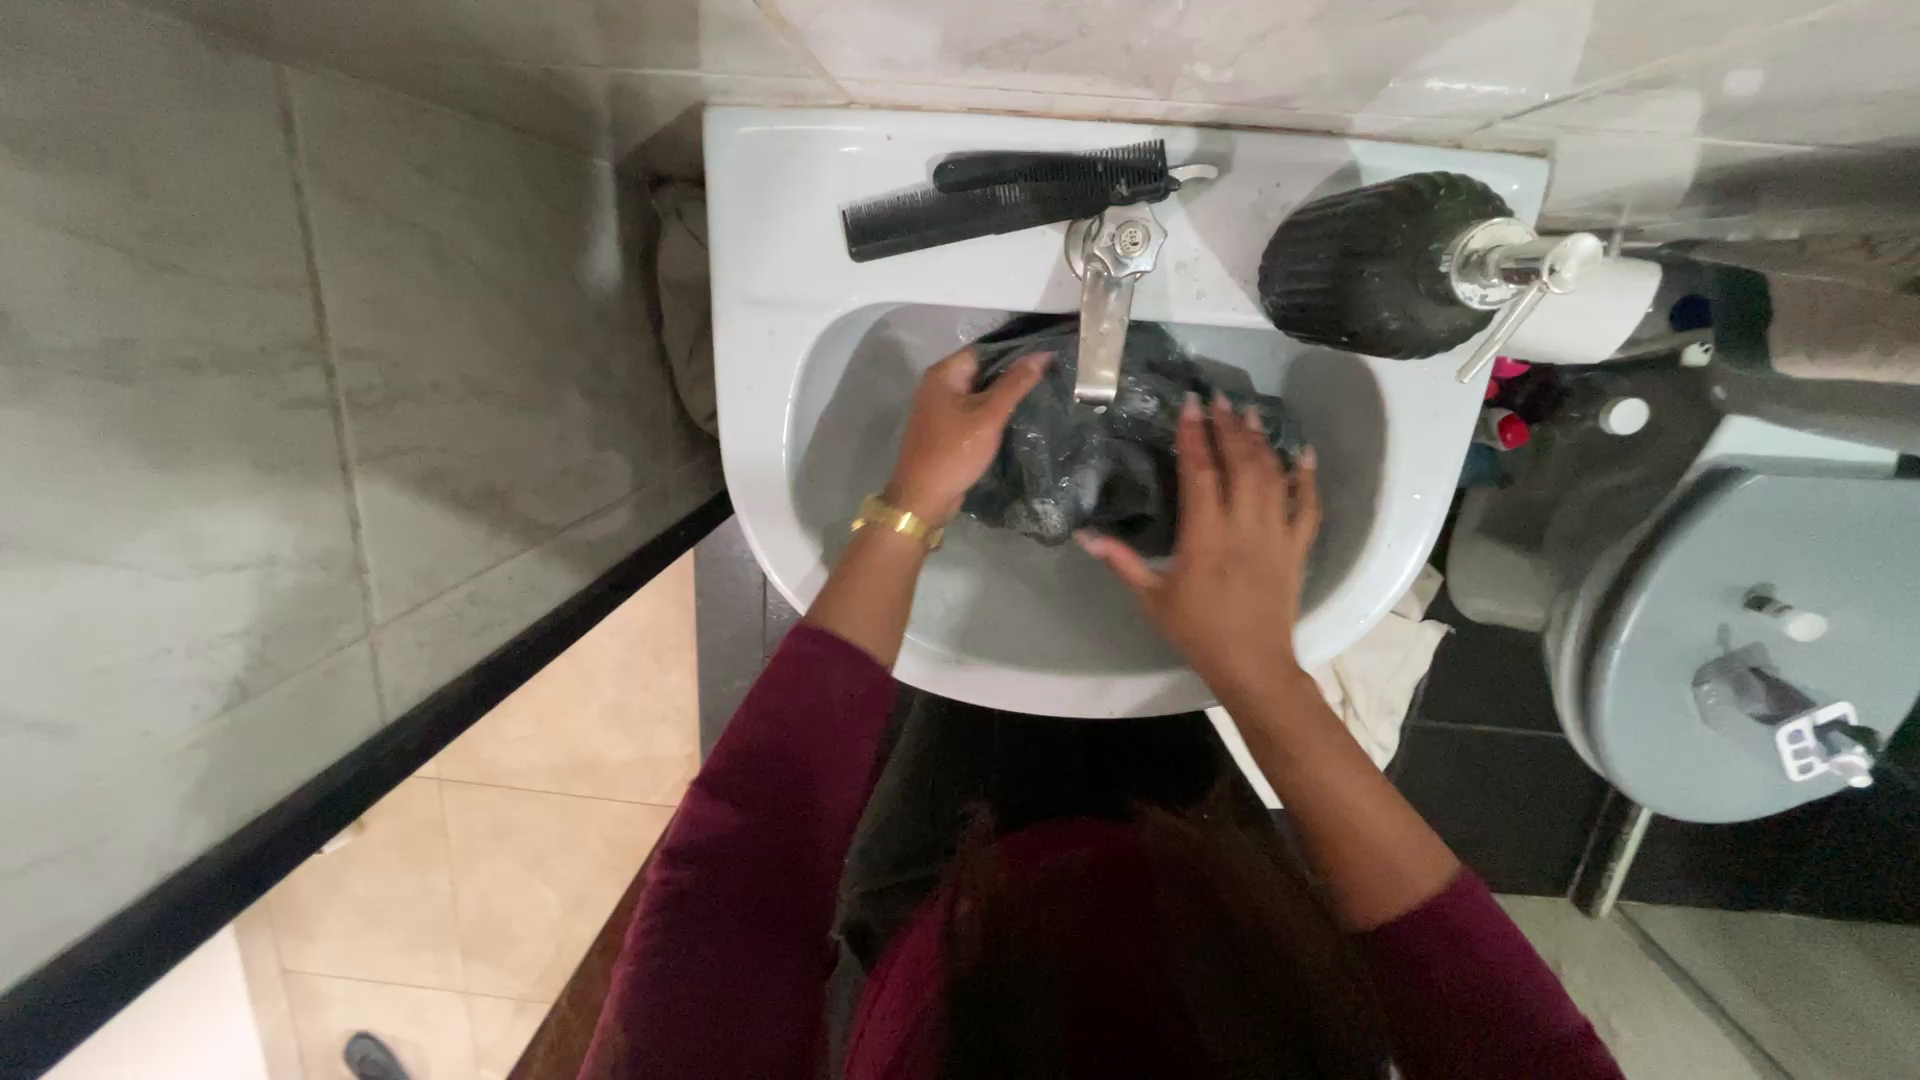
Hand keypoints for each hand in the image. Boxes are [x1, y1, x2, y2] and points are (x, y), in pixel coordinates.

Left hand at [884, 347, 1049, 526]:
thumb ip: (1015, 384)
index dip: (1014, 352)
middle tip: (1048, 377)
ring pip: (979, 393)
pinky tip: (1016, 418)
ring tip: (1039, 395)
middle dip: (1011, 374)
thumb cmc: (954, 452)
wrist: (923, 497)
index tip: (1045, 357)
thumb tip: (1042, 355)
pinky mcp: (946, 430)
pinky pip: (973, 412)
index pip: (984, 350)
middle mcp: (938, 385)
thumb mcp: (989, 416)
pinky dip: (992, 414)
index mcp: (943, 373)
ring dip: (1003, 396)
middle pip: (981, 370)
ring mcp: (941, 409)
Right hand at [1076, 392, 1320, 703]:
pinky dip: (1307, 477)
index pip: (1201, 474)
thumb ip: (1121, 562)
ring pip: (1273, 477)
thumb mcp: (1152, 599)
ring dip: (1261, 442)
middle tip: (1218, 397)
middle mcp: (1244, 527)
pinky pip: (1308, 507)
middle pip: (1241, 465)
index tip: (1189, 405)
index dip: (1194, 436)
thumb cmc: (1197, 633)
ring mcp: (1276, 536)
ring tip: (1248, 413)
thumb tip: (1085, 535)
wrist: (1252, 666)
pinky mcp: (1297, 549)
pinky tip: (1303, 452)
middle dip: (1229, 427)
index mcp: (1205, 537)